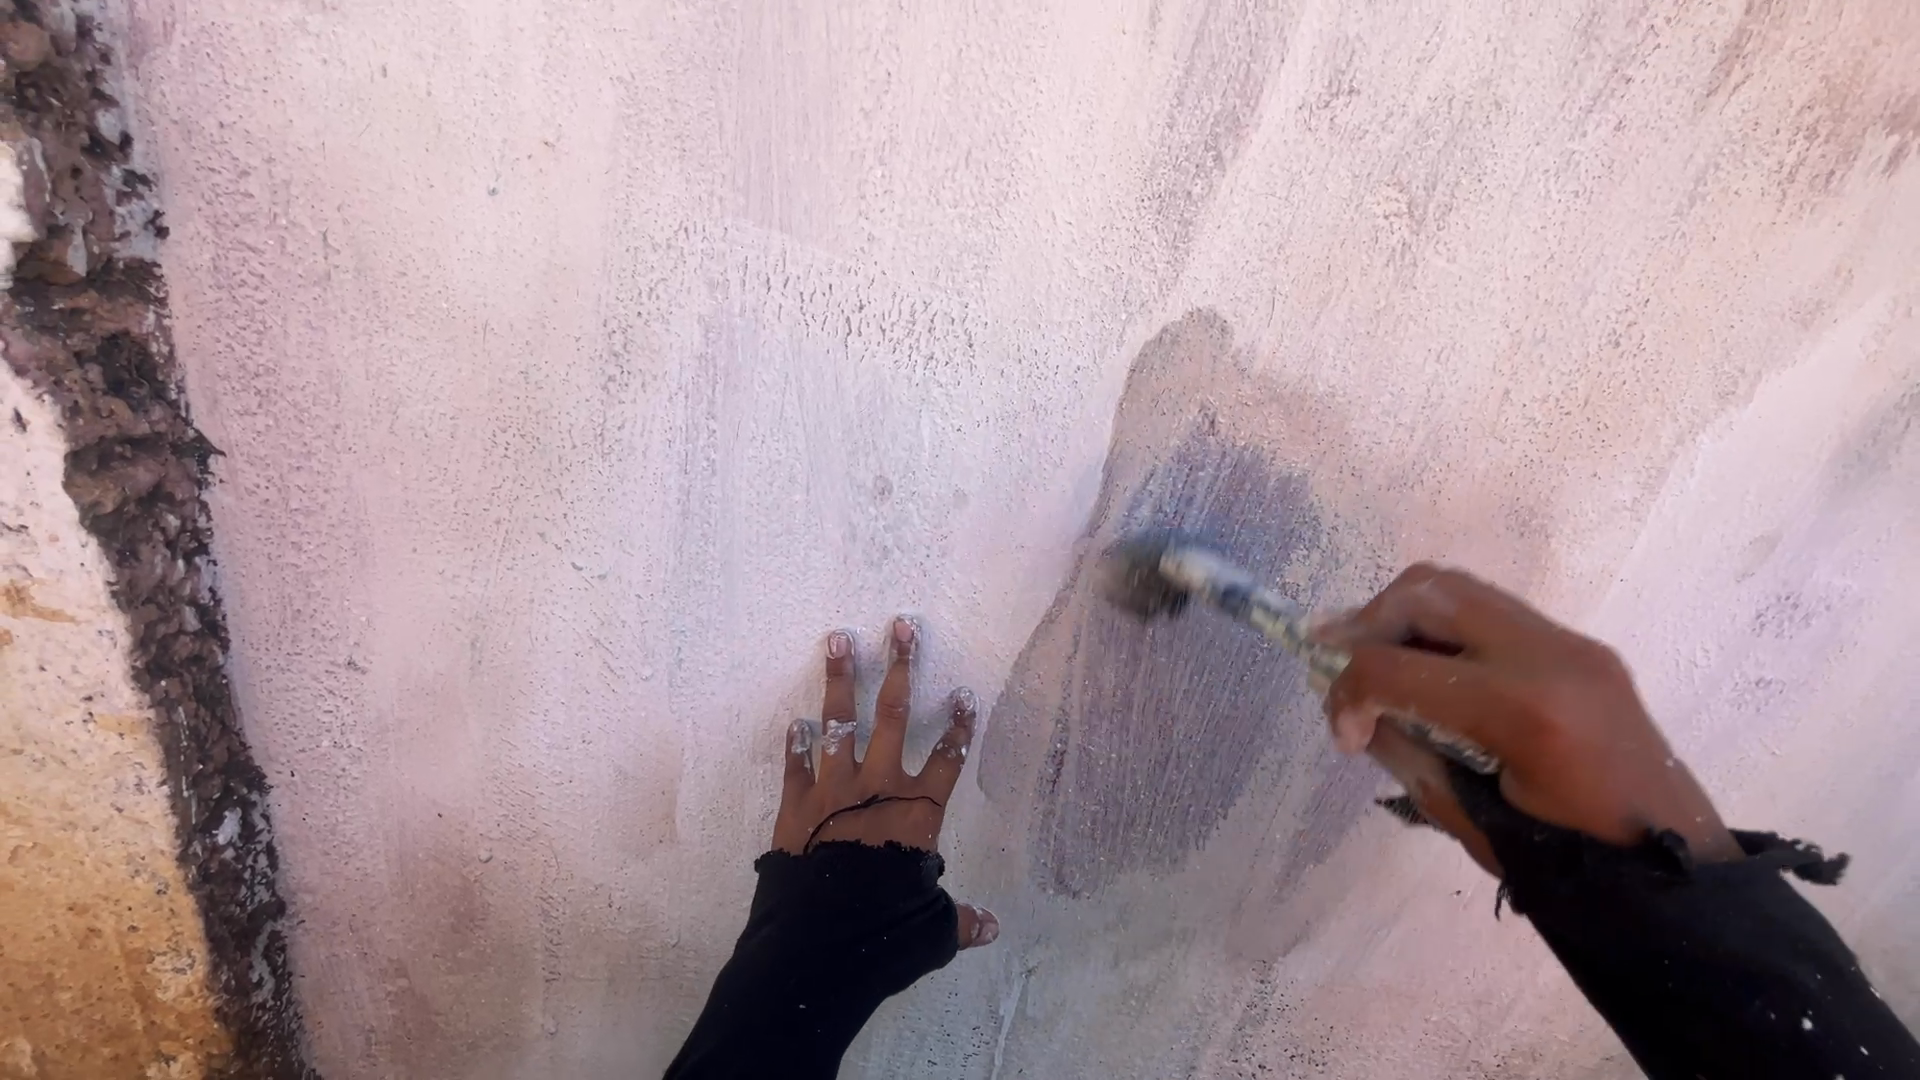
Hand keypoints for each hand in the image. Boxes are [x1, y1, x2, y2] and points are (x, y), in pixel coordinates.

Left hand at [772, 617, 997, 948]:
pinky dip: (797, 745)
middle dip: (901, 668)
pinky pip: (797, 766)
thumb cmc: (884, 929)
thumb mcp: (929, 927)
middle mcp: (879, 785)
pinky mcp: (797, 804)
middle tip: (901, 627)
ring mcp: (834, 789)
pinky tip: (796, 721)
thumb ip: (956, 919)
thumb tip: (990, 928)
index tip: (964, 694)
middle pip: (896, 715)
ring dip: (841, 679)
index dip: (959, 727)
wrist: (820, 939)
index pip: (947, 759)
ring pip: (841, 722)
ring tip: (838, 639)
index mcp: (917, 810)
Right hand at [1313, 564, 1740, 873]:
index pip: (1392, 666)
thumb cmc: (1562, 861)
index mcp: (1522, 708)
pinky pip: (1483, 608)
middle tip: (1335, 660)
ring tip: (1372, 654)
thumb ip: (1394, 744)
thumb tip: (1346, 701)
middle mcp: (1548, 655)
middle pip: (1422, 594)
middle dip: (1362, 625)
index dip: (1346, 693)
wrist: (1670, 869)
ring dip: (1396, 615)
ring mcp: (1568, 641)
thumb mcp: (1458, 812)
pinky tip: (1421, 661)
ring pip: (1452, 585)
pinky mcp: (1574, 643)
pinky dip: (1435, 623)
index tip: (1341, 733)